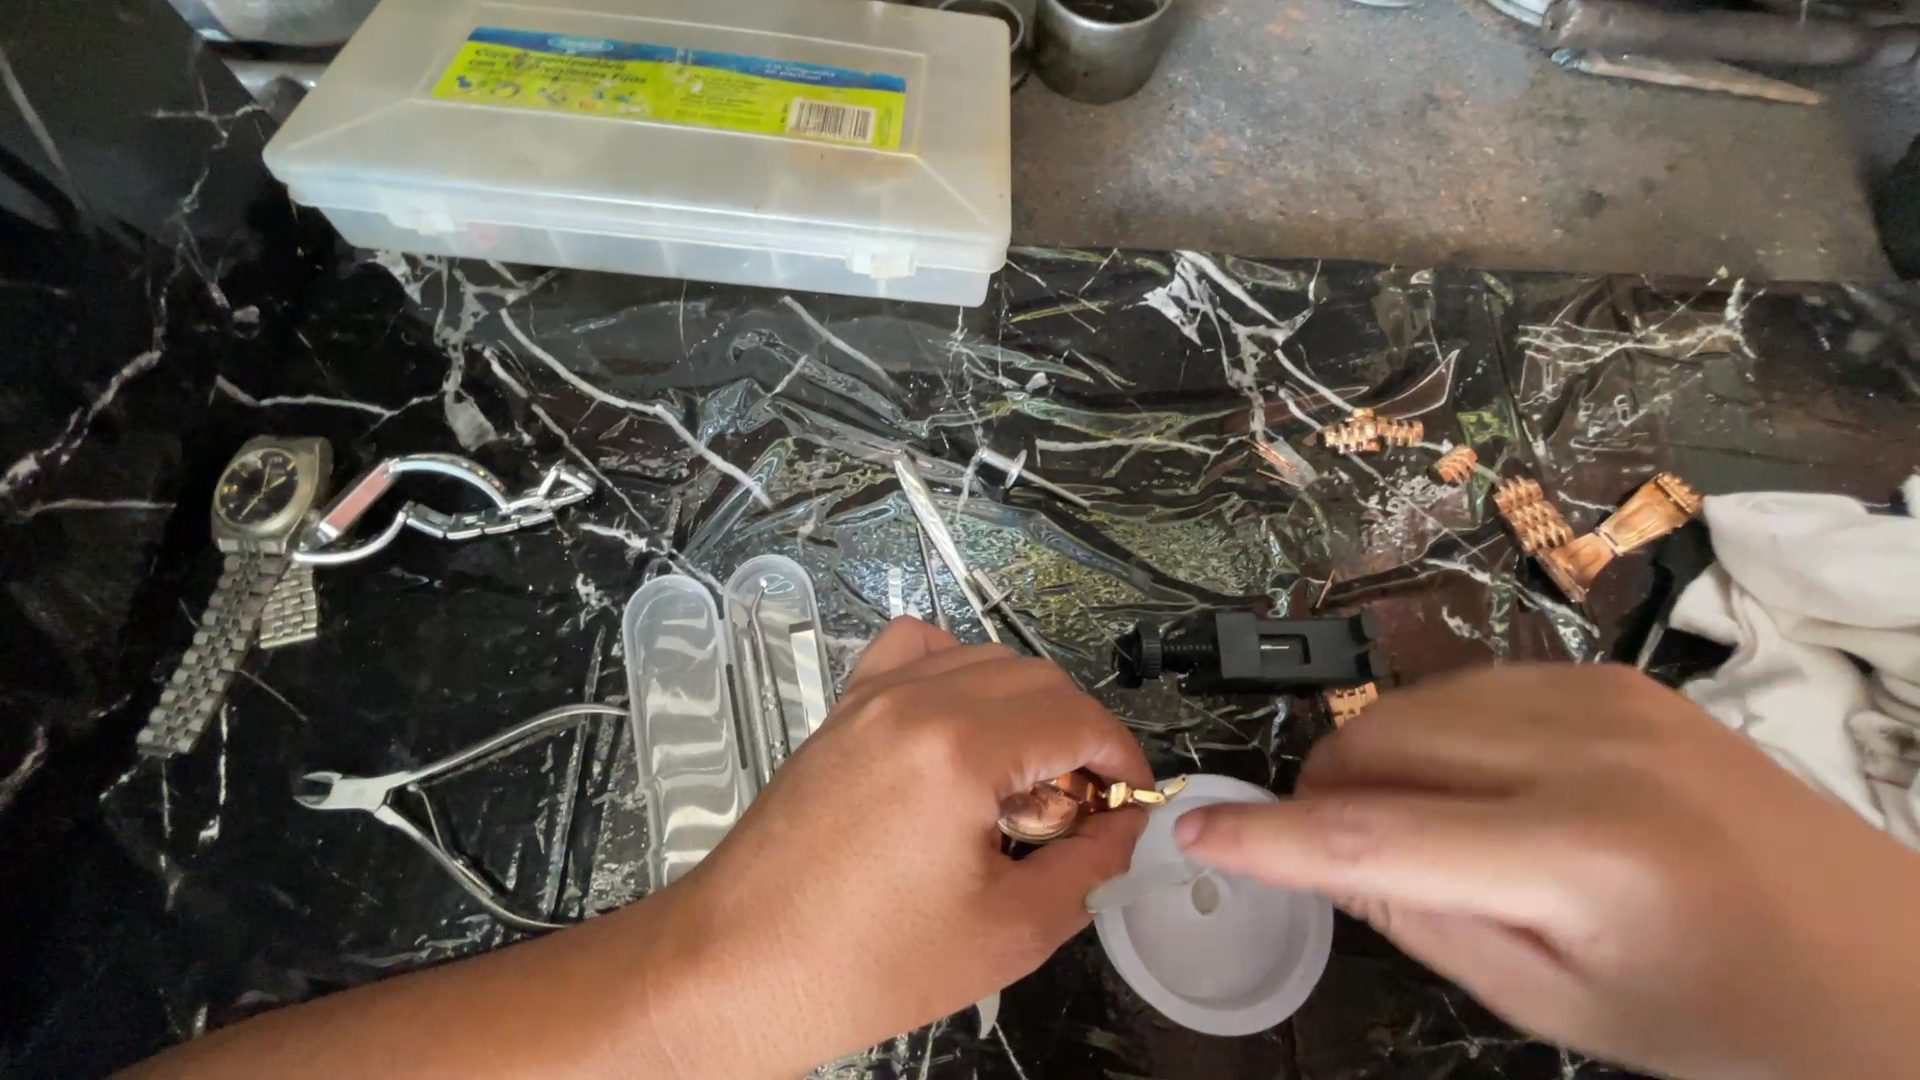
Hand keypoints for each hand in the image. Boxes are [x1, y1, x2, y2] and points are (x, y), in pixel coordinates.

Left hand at [651, 618, 1151, 1076]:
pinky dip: (957, 669)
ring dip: (1026, 706)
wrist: (736, 965)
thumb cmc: (867, 964)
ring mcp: (874, 693)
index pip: (1076, 716)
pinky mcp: (846, 705)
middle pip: (1037, 678)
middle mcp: (917, 697)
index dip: (1121, 755)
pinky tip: (960, 722)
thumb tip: (1130, 825)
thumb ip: (1091, 869)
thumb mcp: (1007, 932)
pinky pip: (916, 650)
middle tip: (1080, 806)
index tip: (1129, 800)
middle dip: (1079, 734)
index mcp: (960, 748)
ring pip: (985, 658)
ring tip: (1021, 778)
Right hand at [1174, 664, 1919, 1079]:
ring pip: (1400, 706)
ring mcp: (1594, 693)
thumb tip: (1313, 851)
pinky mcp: (1597, 671)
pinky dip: (1425, 737)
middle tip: (1343, 850)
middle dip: (1324, 793)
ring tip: (1420, 820)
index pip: (1375, 838)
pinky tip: (1477, 782)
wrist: (1901, 961)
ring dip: (1372, 763)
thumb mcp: (1552, 1002)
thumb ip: (1413, 916)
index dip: (1268, 836)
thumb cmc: (1726, 1020)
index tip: (1190, 831)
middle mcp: (1586, 750)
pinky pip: (1453, 690)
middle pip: (1375, 745)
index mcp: (1587, 860)